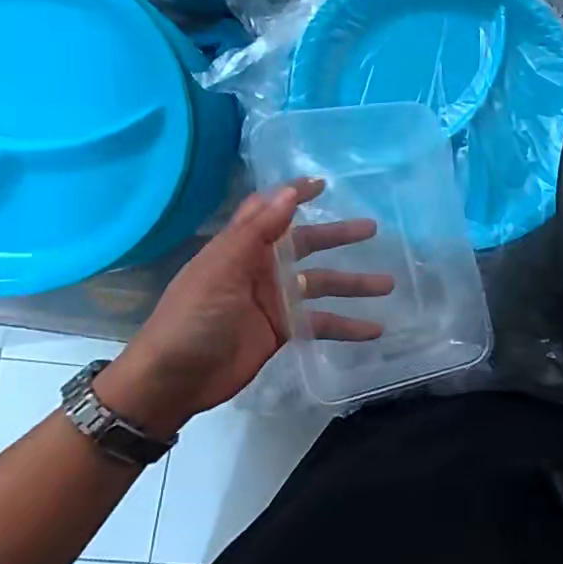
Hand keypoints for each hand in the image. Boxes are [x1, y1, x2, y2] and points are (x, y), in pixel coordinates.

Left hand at [93, 180, 392, 435]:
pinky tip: (374, 329)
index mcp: (241, 247)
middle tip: (372, 229)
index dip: (295, 196)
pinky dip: (347, 325)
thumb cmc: (192, 317)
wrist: (174, 379)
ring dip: (353, 284)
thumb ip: (256, 231)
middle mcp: (260, 269)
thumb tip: (288, 192)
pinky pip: (321, 323)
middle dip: (338, 237)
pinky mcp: (282, 332)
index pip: (270, 211)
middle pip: (306, 246)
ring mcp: (273, 301)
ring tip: (388, 283)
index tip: (324, 184)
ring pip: (321, 285)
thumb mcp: (221, 269)